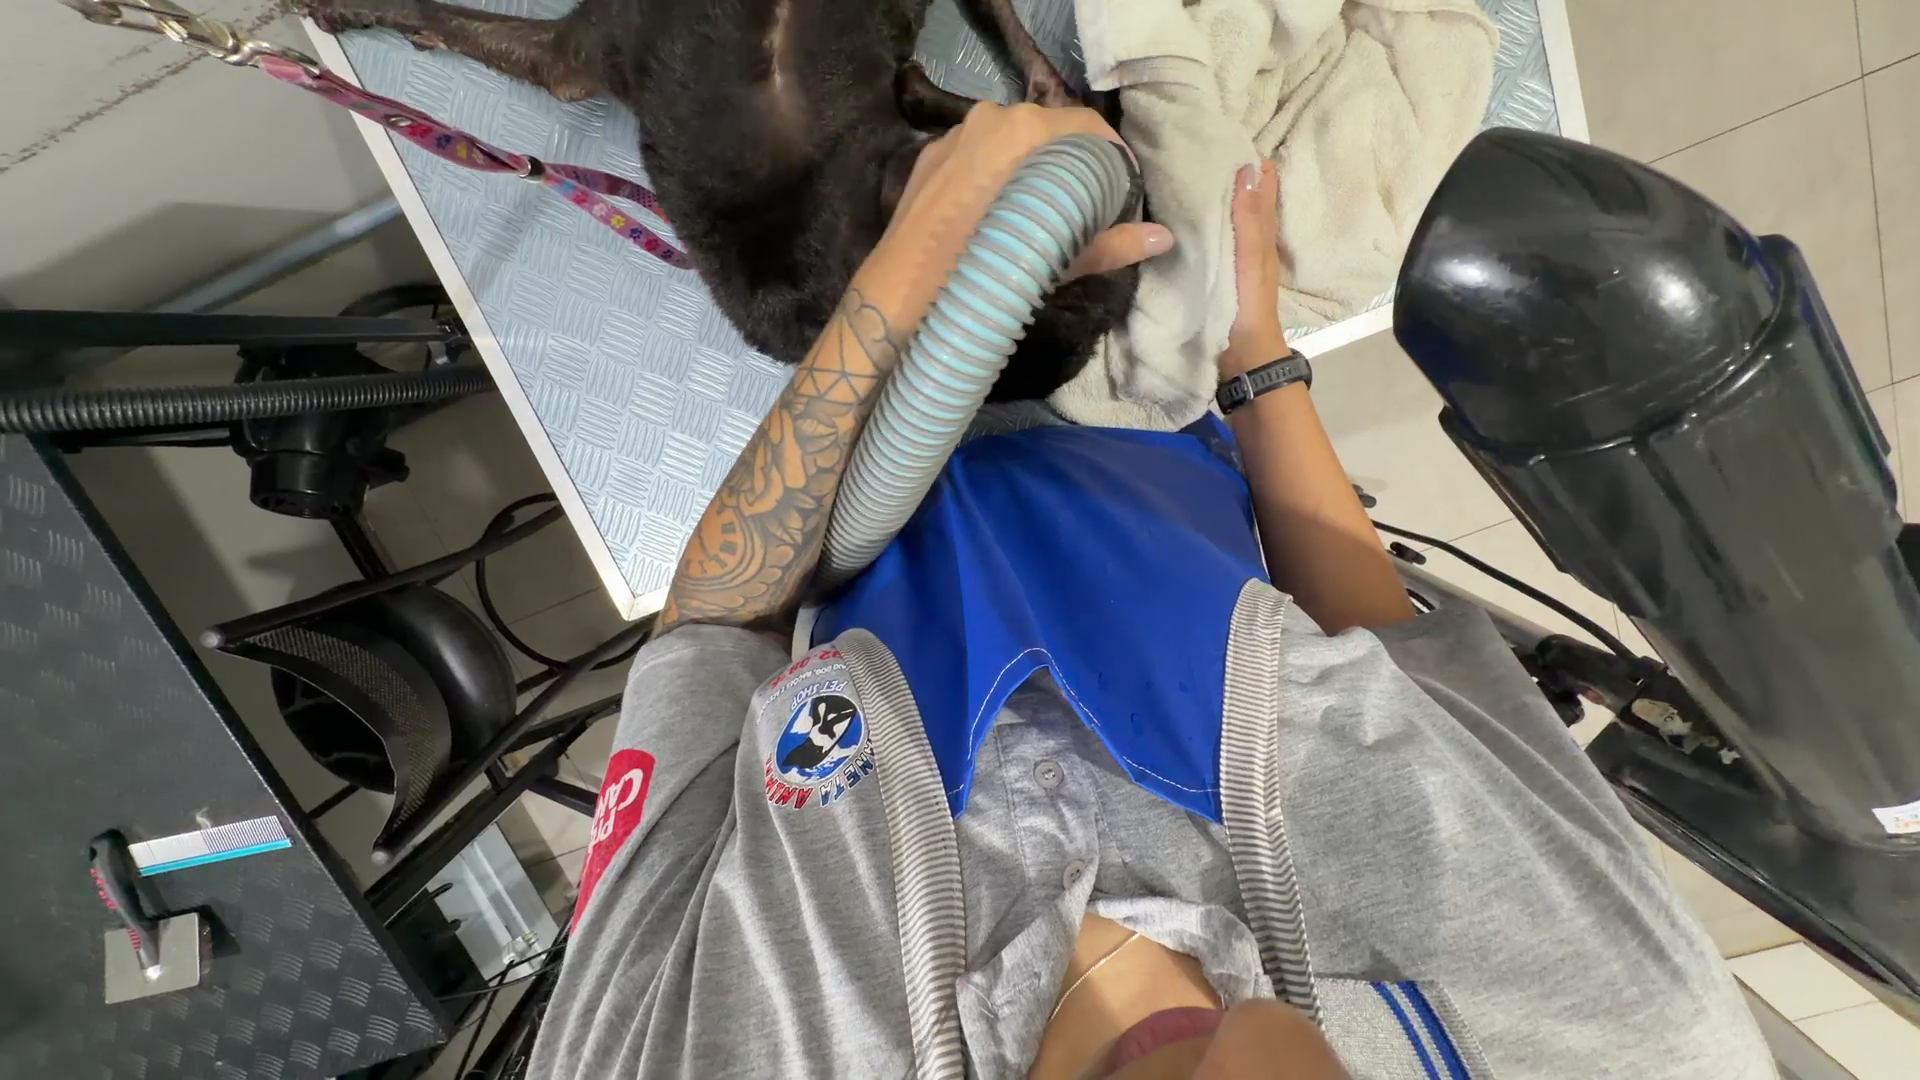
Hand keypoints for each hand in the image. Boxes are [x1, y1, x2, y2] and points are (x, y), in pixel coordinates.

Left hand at [855, 102, 1173, 332]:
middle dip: (1074, 163)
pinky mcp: (930, 158)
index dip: (1111, 156)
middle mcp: (987, 119)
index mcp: (1021, 131)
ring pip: (1012, 141)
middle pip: (1048, 130)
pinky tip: (1006, 210)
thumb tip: (1162, 239)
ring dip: (1036, 168)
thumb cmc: (977, 280)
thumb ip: (1108, 246)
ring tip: (1049, 208)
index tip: (1122, 188)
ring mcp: (953, 136)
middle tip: (1090, 204)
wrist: (898, 298)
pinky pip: (980, 155)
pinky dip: (1001, 173)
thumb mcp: (1049, 263)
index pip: (1084, 126)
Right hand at [1221, 159, 1285, 378]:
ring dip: (1221, 203)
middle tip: (1211, 151)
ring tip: (1199, 179)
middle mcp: (1252, 247)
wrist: (1242, 360)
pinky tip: (1192, 226)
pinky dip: (1208, 229)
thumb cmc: (1246, 309)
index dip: (1253, 165)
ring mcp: (1235, 265)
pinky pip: (1216, 245)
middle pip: (1247, 205)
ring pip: (1231, 224)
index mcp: (1262, 239)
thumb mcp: (1249, 260)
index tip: (1233, 137)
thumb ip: (1248, 220)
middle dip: (1235, 179)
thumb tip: (1248, 170)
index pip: (1262, 191)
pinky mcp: (1220, 281)